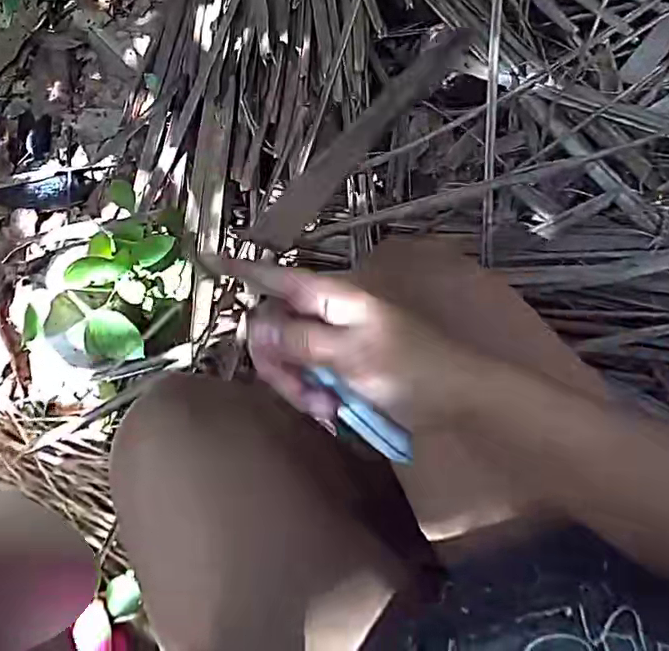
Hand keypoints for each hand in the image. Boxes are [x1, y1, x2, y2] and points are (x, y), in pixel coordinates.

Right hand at [221, 256, 486, 430]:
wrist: (460, 399)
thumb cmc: (410, 368)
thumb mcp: (349, 354)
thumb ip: (299, 341)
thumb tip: (255, 331)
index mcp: (330, 296)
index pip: (277, 276)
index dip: (243, 269)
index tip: (208, 257)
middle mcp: (326, 311)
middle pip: (275, 326)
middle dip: (279, 363)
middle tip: (302, 395)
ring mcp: (333, 339)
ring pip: (288, 355)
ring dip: (298, 384)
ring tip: (326, 407)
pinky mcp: (341, 364)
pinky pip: (308, 374)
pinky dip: (312, 393)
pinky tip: (331, 411)